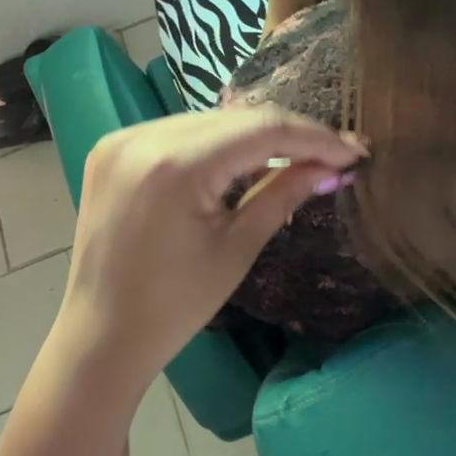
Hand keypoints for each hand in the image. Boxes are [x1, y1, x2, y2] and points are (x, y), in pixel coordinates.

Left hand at [59, 108, 363, 380]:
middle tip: (336, 154)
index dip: (315, 137)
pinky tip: (246, 159)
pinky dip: (217, 142)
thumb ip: (284, 193)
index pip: (262, 129)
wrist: (101, 336)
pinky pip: (180, 132)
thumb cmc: (175, 305)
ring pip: (209, 121)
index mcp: (175, 165)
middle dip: (290, 134)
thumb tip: (334, 168)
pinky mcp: (112, 149)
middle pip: (236, 118)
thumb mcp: (238, 248)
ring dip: (255, 135)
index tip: (355, 152)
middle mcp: (143, 137)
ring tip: (300, 155)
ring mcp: (121, 139)